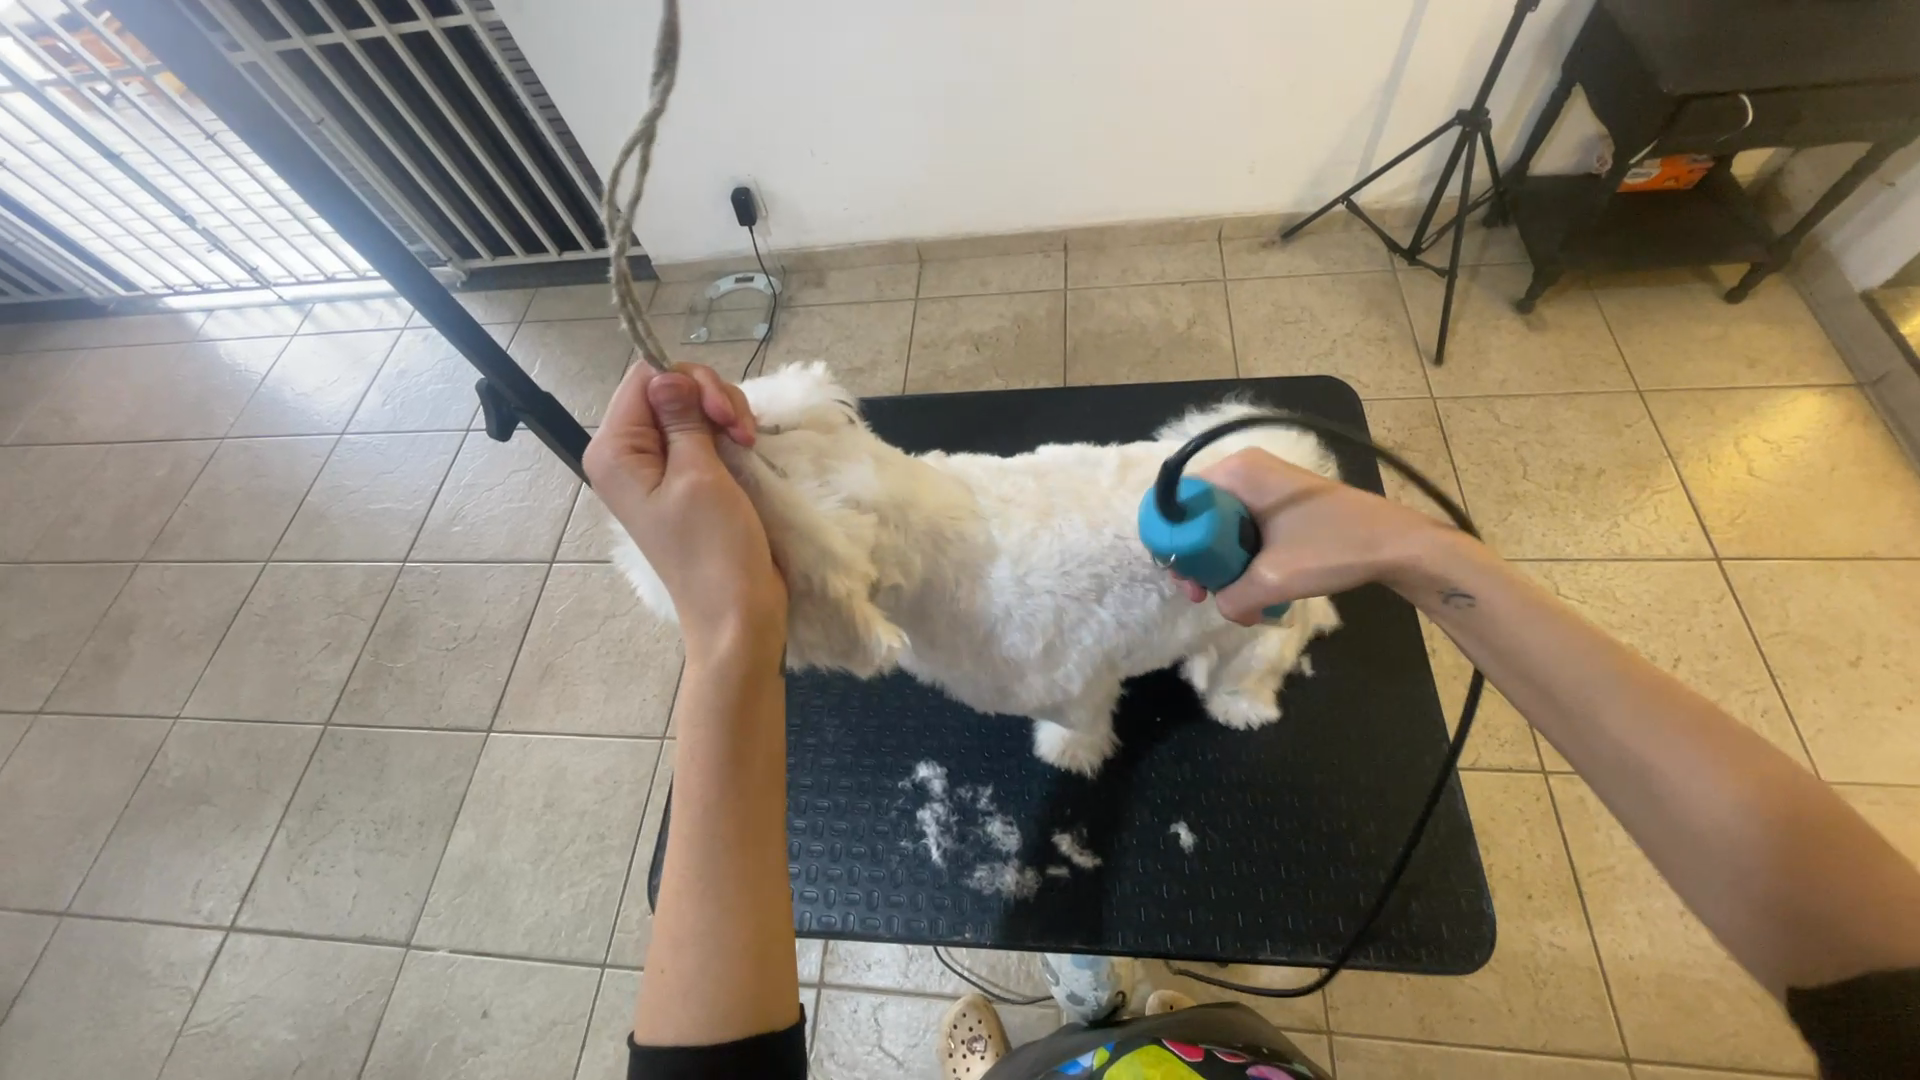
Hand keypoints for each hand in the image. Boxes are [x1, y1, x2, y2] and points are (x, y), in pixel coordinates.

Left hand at [584, 363, 786, 655]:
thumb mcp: (698, 476)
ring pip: (692, 409)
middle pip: (669, 390)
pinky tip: (747, 447)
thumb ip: (681, 418)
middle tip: (742, 432)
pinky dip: (729, 434)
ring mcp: (660, 468)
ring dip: (726, 416)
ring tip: (749, 443)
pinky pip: (704, 435)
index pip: (645, 379)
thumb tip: (668, 375)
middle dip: (711, 399)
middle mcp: (630, 454)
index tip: (723, 414)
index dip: (689, 383)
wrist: (737, 609)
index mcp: (616, 451)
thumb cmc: (714, 547)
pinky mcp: (689, 479)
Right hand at [1180, 448, 1450, 623]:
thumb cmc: (1336, 548)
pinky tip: (1249, 580)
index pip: (1177, 499)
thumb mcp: (1275, 579)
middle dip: (1194, 557)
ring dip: (1216, 561)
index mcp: (1237, 472)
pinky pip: (1239, 526)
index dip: (1171, 540)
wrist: (1400, 544)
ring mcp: (1263, 483)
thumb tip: (1222, 608)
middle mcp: (1245, 469)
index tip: (1182, 576)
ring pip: (1217, 524)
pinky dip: (1238, 554)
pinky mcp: (1279, 501)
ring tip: (1227, 593)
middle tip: (1201, 592)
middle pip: (1195, 514)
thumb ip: (1232, 597)